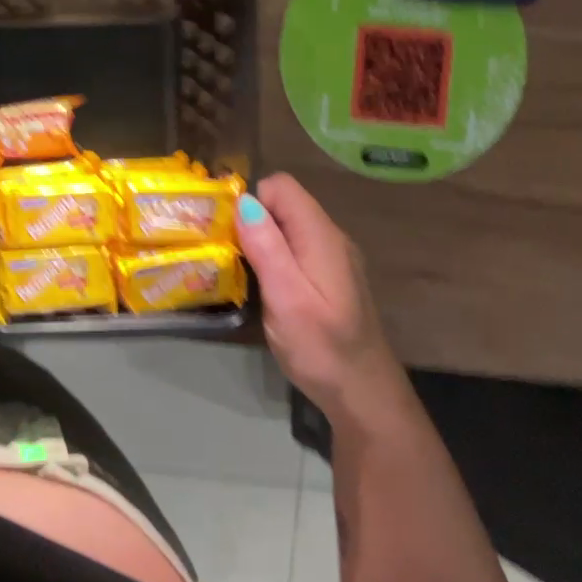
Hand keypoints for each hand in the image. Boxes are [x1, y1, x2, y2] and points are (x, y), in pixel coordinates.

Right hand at [236, 174, 408, 428]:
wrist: (362, 394)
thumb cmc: (322, 348)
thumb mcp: (287, 298)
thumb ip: (267, 248)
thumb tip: (243, 201)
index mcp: (321, 238)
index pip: (281, 187)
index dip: (248, 198)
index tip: (222, 227)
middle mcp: (329, 240)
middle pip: (281, 203)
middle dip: (246, 216)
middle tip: (219, 249)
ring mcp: (329, 259)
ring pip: (284, 226)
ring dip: (254, 236)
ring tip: (230, 264)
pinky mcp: (324, 277)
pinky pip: (291, 247)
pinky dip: (268, 254)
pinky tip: (255, 281)